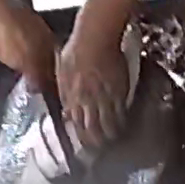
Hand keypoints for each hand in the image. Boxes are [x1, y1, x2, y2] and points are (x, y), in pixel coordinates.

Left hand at [57, 27, 128, 150]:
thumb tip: (66, 108)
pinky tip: (122, 125)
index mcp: (70, 94)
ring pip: (105, 123)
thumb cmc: (78, 47)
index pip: (74, 121)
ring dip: (108, 134)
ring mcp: (101, 96)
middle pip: (89, 127)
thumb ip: (64, 91)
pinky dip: (120, 121)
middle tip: (98, 147)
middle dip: (93, 140)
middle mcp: (85, 99)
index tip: (82, 141)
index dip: (78, 134)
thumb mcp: (62, 70)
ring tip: (111, 139)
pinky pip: (118, 112)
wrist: (95, 35)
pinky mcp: (116, 91)